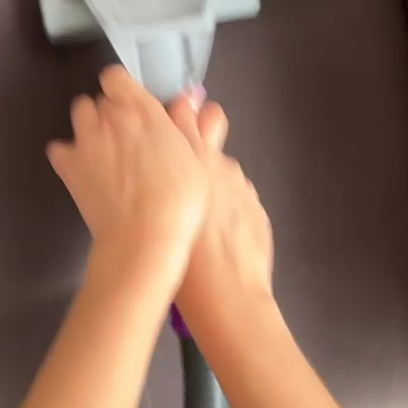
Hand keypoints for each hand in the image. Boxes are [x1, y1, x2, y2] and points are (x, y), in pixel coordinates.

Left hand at [48, 66, 211, 287]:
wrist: (143, 238)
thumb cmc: (179, 200)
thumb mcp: (197, 157)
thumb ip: (187, 123)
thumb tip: (186, 99)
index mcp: (142, 110)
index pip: (116, 77)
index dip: (123, 89)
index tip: (134, 106)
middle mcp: (109, 118)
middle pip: (101, 99)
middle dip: (112, 112)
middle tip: (129, 137)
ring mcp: (85, 141)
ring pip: (79, 114)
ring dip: (89, 125)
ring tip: (105, 149)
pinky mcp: (67, 166)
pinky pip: (60, 148)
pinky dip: (69, 155)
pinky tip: (84, 170)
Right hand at [174, 101, 276, 331]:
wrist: (230, 296)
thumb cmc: (181, 261)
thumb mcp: (157, 214)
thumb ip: (158, 180)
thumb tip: (151, 167)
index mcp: (186, 162)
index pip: (180, 114)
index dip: (176, 111)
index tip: (169, 116)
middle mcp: (216, 163)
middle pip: (211, 120)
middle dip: (202, 124)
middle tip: (191, 141)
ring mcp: (241, 184)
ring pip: (224, 165)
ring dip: (214, 175)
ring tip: (201, 206)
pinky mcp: (256, 206)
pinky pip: (238, 194)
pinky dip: (229, 203)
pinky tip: (219, 228)